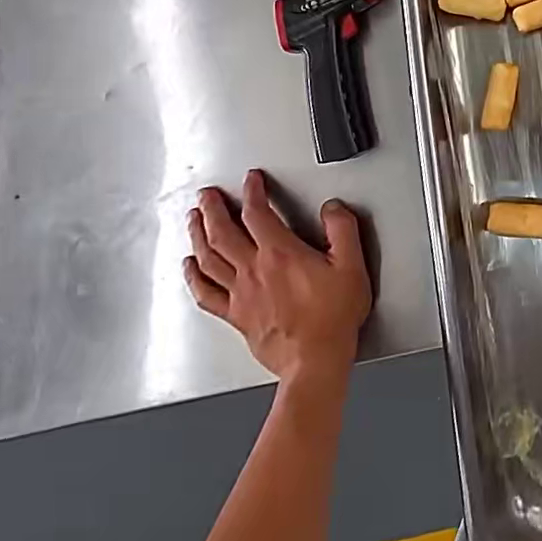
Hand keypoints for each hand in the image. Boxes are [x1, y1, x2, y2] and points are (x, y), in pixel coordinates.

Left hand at [184, 169, 372, 386]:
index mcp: (281, 254)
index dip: (254, 192)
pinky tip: (189, 267)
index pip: (258, 213)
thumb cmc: (333, 316)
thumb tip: (332, 208)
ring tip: (194, 219)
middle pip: (223, 232)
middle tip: (208, 194)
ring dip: (198, 234)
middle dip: (213, 209)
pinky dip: (193, 276)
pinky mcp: (235, 315)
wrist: (315, 360)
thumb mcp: (352, 265)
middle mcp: (254, 271)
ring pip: (208, 258)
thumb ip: (343, 229)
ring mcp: (240, 294)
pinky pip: (205, 292)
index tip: (253, 180)